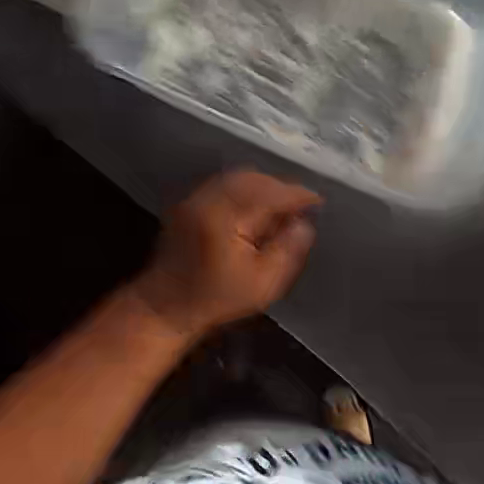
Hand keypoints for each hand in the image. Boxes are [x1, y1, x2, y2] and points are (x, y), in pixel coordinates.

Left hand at [130, 171, 320, 340]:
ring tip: (281, 208)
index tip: (318, 202)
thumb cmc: (217, 300)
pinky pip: (224, 184)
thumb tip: (305, 223)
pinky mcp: (189, 203)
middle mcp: (208, 199)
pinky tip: (256, 209)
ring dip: (264, 187)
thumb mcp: (263, 284)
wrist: (165, 306)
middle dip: (281, 188)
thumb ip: (287, 250)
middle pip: (253, 178)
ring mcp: (195, 198)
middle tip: (301, 206)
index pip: (270, 193)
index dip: (298, 195)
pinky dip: (245, 190)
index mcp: (226, 217)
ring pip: (238, 178)